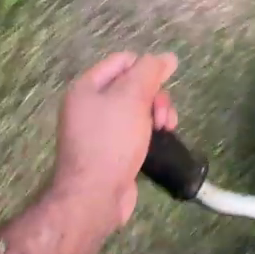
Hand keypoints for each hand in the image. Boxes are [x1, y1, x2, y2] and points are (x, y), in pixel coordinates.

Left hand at [52, 52, 178, 227]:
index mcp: (87, 87)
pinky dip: (150, 133)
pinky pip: (135, 131)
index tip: (164, 85)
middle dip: (155, 97)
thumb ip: (150, 71)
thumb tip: (167, 57)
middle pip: (133, 86)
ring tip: (166, 130)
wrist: (95, 196)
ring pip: (138, 109)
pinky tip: (159, 142)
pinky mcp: (111, 151)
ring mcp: (100, 130)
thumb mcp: (132, 97)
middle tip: (162, 116)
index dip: (147, 68)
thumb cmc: (111, 140)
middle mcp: (89, 105)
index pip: (123, 61)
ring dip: (157, 115)